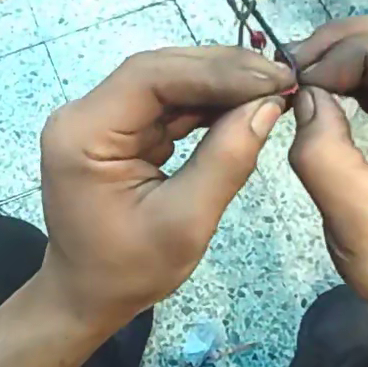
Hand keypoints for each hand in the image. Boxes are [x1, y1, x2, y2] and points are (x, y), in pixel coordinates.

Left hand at [35, 47, 292, 330]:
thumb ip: (226, 160)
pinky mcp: (122, 128)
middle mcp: (87, 113)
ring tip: (274, 88)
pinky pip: (170, 103)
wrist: (86, 295)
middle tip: (283, 77)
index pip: (151, 77)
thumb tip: (269, 106)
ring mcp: (103, 118)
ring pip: (169, 81)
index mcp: (84, 132)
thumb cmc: (128, 270)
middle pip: (161, 71)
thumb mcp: (184, 223)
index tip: (273, 78)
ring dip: (222, 83)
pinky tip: (245, 103)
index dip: (216, 71)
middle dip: (224, 72)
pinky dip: (210, 102)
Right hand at [286, 15, 367, 339]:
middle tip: (297, 64)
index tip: (304, 77)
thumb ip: (325, 154)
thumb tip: (305, 93)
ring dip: (354, 54)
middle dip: (353, 43)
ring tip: (306, 74)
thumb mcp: (359, 224)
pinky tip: (329, 87)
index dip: (359, 53)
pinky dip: (360, 73)